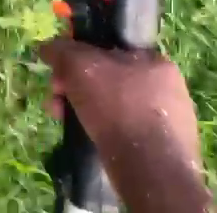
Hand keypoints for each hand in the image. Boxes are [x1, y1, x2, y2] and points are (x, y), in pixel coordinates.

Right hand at [38, 38, 214, 212]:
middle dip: (73, 84)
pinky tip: (87, 132)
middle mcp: (167, 87)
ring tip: (63, 115)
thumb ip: (60, 49)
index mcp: (155, 62)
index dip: (77, 55)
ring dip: (81, 104)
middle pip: (105, 75)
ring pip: (110, 101)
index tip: (61, 69)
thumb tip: (47, 47)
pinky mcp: (163, 145)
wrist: (149, 169)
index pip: (108, 47)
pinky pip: (123, 125)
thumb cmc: (116, 106)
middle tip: (57, 95)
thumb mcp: (77, 64)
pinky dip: (101, 125)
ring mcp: (168, 118)